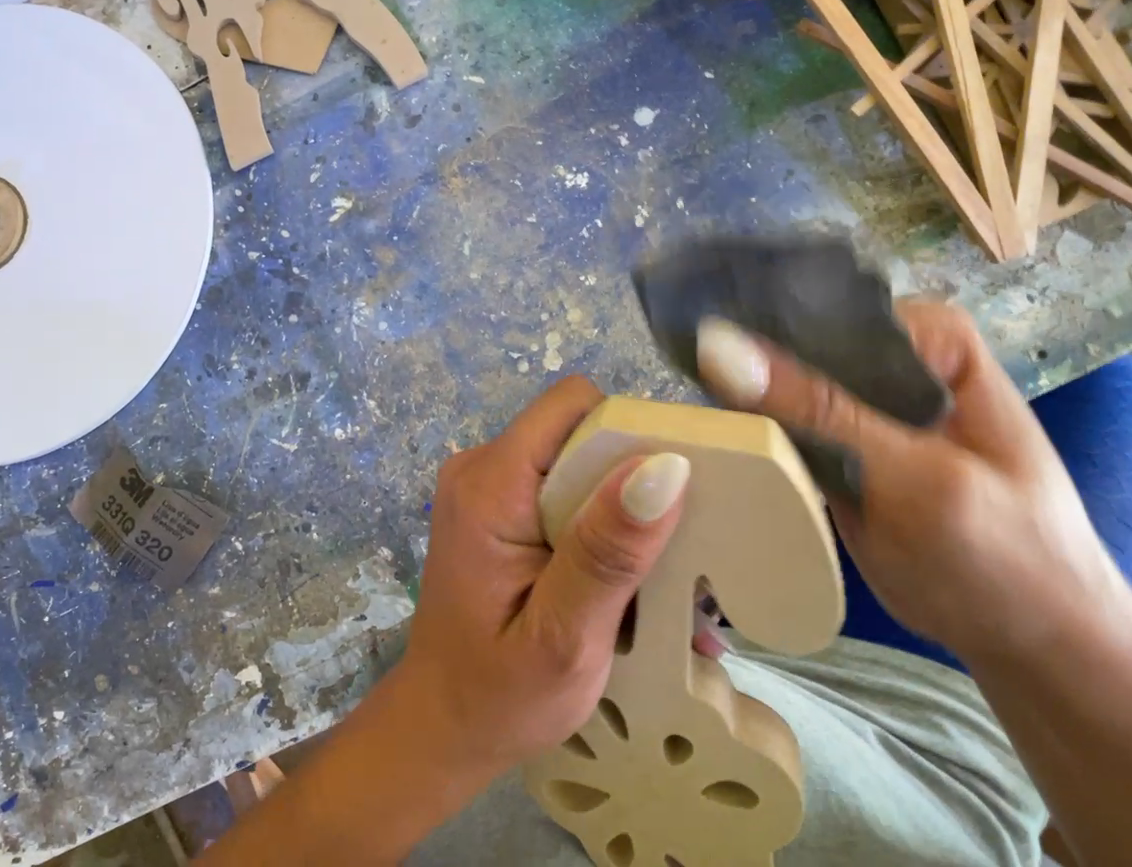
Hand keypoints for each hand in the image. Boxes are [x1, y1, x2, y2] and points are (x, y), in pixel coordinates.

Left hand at [395, 376, 691, 776]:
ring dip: (631, 524)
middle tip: (685, 558)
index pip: (573, 407)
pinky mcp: (505, 515)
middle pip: (584, 436)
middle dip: (642, 488)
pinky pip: (570, 500)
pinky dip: (608, 539)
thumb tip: (665, 467)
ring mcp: (492, 491)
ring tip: (674, 591)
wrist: (446, 724)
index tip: (680, 494)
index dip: (633, 434)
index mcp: (489, 486)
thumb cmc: (499, 694)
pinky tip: (640, 596)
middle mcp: (484, 471)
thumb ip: (607, 553)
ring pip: (585, 470)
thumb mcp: (564, 636)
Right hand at [693, 301, 1128, 663]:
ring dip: (739, 402)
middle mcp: (895, 372)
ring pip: (783, 390)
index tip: (708, 340)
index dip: (775, 321)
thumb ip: (824, 413)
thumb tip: (721, 348)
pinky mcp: (835, 460)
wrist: (1029, 647)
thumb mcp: (916, 478)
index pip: (839, 310)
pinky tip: (712, 442)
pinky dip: (748, 439)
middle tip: (685, 381)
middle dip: (747, 363)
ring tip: (690, 413)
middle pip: (803, 347)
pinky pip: (780, 433)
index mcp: (936, 350)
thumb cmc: (1003, 558)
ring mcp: (863, 418)